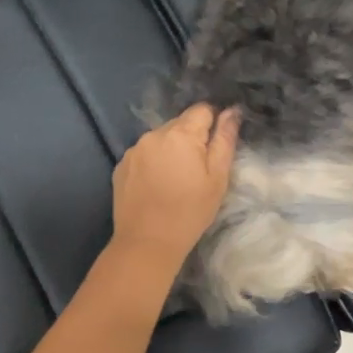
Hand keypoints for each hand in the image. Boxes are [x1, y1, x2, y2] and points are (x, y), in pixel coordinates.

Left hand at [110, 104, 239, 271]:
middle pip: (179, 123)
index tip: (215, 146)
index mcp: (180, 134)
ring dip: (170, 150)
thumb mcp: (217, 178)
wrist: (147, 242)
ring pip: (160, 139)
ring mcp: (134, 150)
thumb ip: (225, 140)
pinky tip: (156, 186)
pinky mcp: (121, 165)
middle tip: (197, 169)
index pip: (202, 109)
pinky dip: (153, 163)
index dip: (213, 122)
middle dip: (191, 139)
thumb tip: (232, 111)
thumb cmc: (189, 212)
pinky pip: (143, 154)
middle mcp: (154, 134)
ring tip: (175, 180)